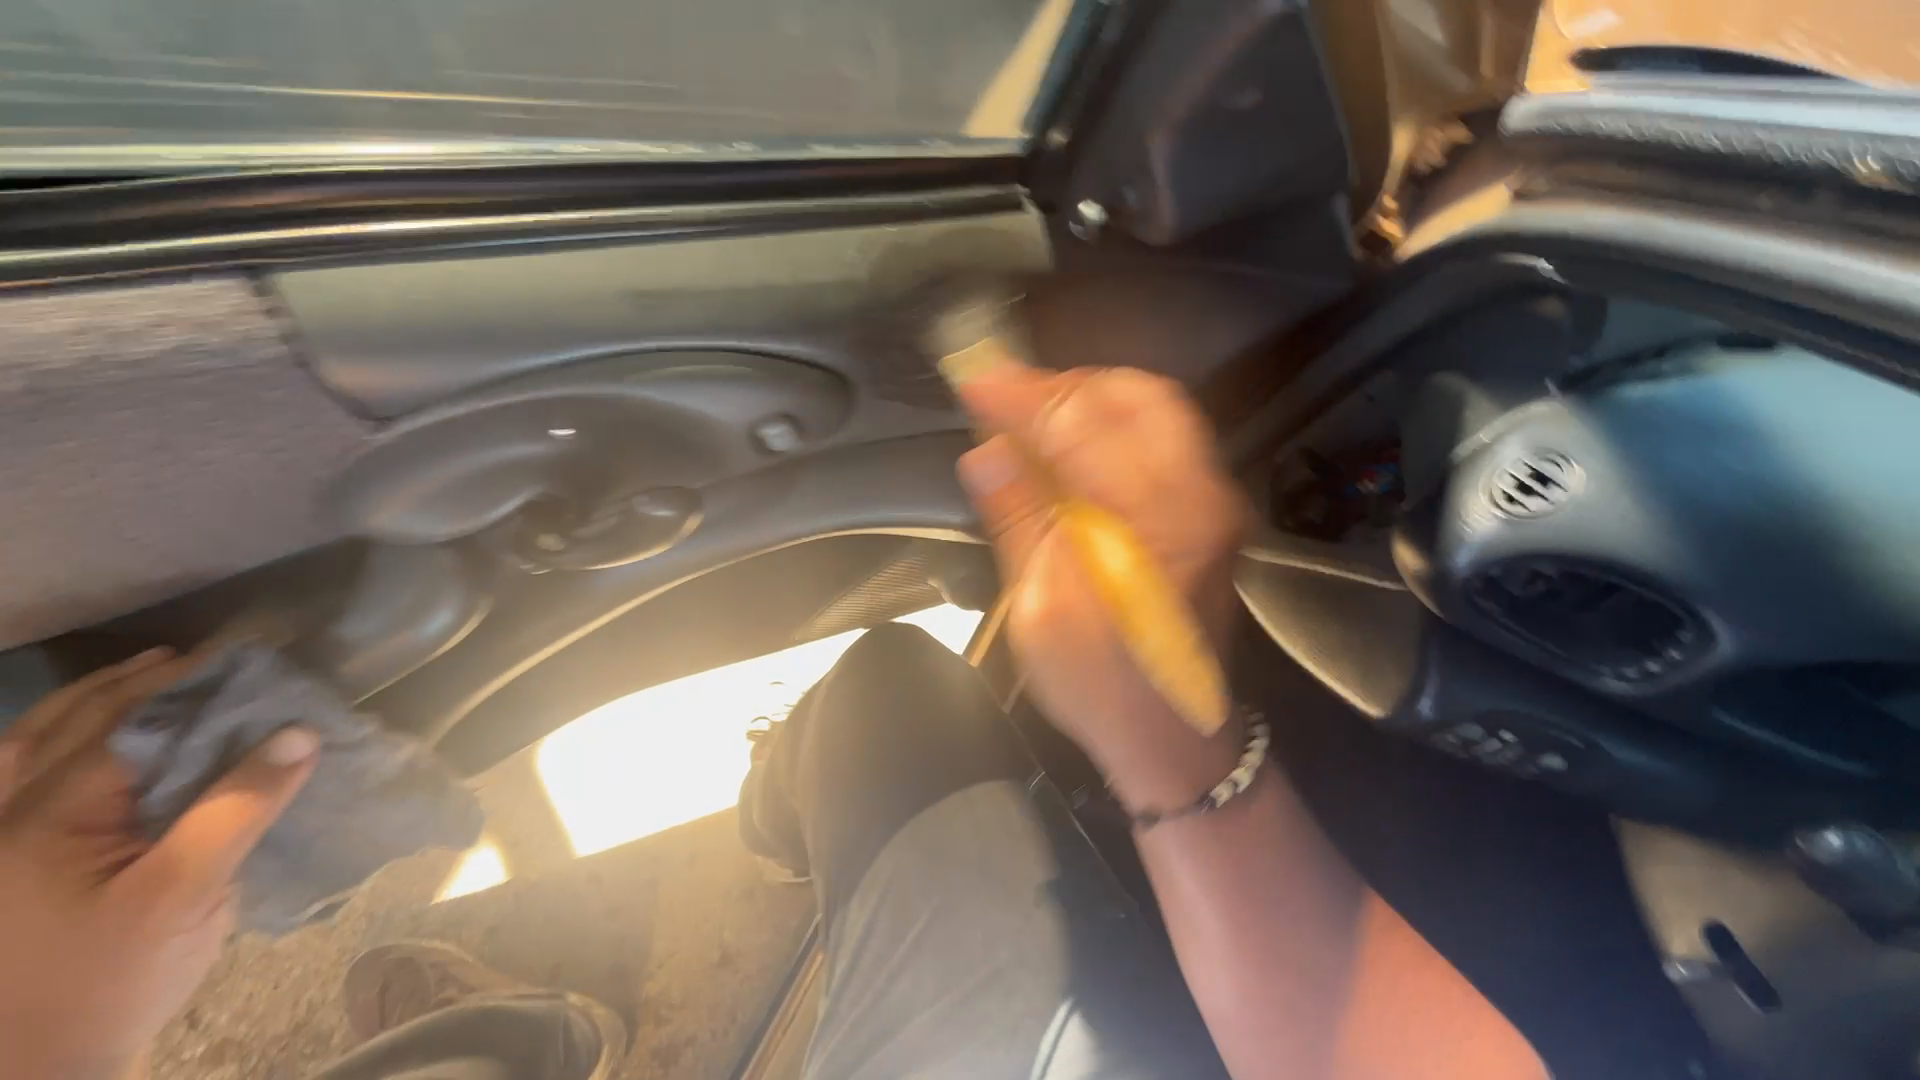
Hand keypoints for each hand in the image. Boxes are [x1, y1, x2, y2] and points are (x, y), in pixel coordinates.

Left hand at [0, 649, 317, 1079]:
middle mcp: (7, 814)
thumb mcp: (182, 897)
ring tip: (151, 673)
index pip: (130, 723)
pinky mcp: (8, 865)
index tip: (252, 655)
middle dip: (143, 680)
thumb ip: (237, 808)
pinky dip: (55, 739)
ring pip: (32, 743)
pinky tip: (88, 735)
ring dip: (93, 700)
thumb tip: (300, 731)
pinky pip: (20, 777)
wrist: (32, 1072)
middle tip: (208, 658)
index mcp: (46, 816)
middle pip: (73, 721)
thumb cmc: (107, 980)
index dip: (192, 683)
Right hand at [954, 363, 1248, 812]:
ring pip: (1157, 411)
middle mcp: (1198, 498)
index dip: (1022, 395)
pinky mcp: (1211, 512)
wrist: (1171, 734)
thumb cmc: (1101, 685)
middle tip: (1008, 393)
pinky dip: (1115, 425)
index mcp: (1153, 523)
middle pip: (1137, 397)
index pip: (1081, 426)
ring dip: (1092, 398)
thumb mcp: (1041, 610)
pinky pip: (1165, 439)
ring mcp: (1214, 502)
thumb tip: (986, 453)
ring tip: (1034, 414)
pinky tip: (1073, 443)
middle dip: (1065, 383)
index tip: (976, 379)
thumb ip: (1019, 519)